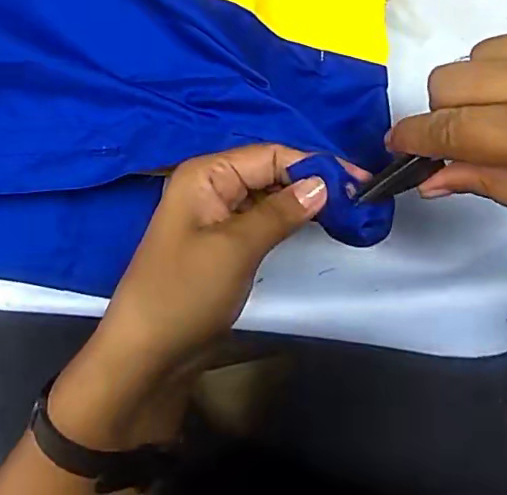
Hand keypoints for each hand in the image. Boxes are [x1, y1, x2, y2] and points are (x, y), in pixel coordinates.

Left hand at [43, 146, 330, 452]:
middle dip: (310, 179)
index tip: (359, 180)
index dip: (313, 163)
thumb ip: (279, 212)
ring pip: (266, 193)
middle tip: (360, 197)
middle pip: (267, 169)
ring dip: (302, 199)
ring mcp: (214, 213)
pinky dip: (287, 218)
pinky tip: (315, 224)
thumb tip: (323, 183)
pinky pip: (259, 217)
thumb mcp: (236, 248)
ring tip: (348, 209)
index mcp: (205, 173)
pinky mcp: (221, 240)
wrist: (146, 352)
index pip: (267, 154)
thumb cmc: (185, 291)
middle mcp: (209, 183)